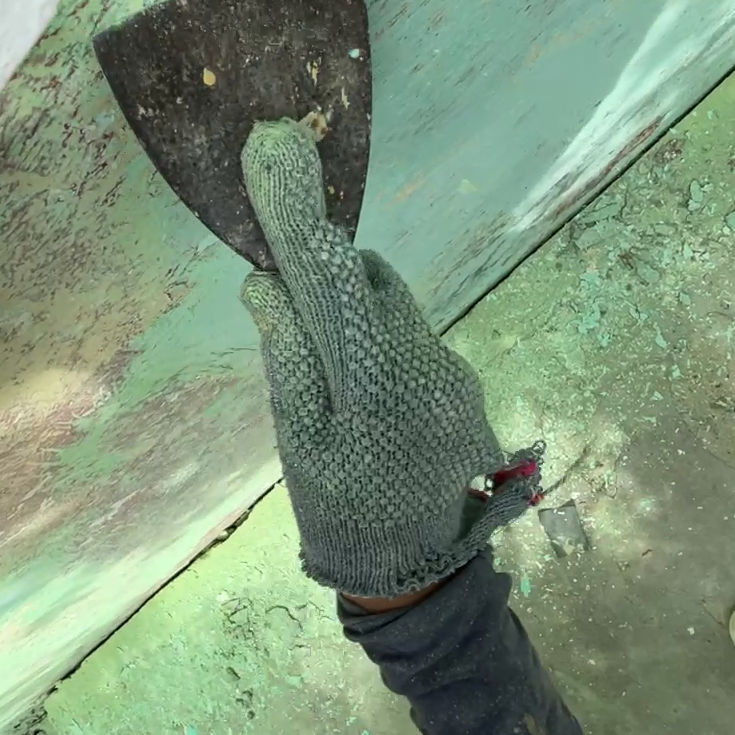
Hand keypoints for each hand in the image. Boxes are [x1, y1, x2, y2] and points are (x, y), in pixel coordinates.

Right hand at [239, 119, 539, 597]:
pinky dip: (384, 347)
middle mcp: (431, 360)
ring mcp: (458, 375)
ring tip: (337, 383)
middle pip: (376, 283)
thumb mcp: (299, 445)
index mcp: (380, 376)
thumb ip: (288, 360)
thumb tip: (266, 286)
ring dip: (360, 318)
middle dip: (335, 276)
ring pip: (398, 314)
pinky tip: (372, 402)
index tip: (277, 151)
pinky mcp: (468, 390)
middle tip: (298, 309)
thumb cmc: (345, 517)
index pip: (336, 273)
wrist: (422, 583)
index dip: (302, 215)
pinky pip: (417, 345)